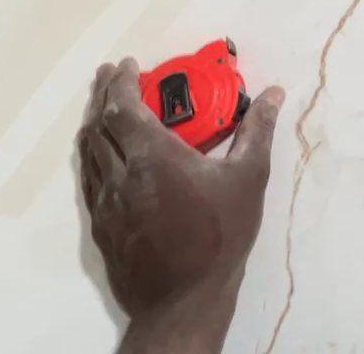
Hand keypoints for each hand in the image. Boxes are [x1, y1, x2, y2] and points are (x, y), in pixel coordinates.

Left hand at [79, 58, 284, 339]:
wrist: (184, 300)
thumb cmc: (221, 233)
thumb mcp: (250, 177)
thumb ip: (257, 130)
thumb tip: (274, 93)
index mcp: (154, 159)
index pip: (123, 110)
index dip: (121, 84)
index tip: (128, 64)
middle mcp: (121, 176)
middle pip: (99, 127)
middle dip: (103, 95)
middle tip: (112, 73)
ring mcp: (106, 204)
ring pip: (89, 153)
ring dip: (95, 123)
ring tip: (107, 107)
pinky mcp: (102, 226)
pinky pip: (91, 178)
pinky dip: (95, 153)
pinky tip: (109, 154)